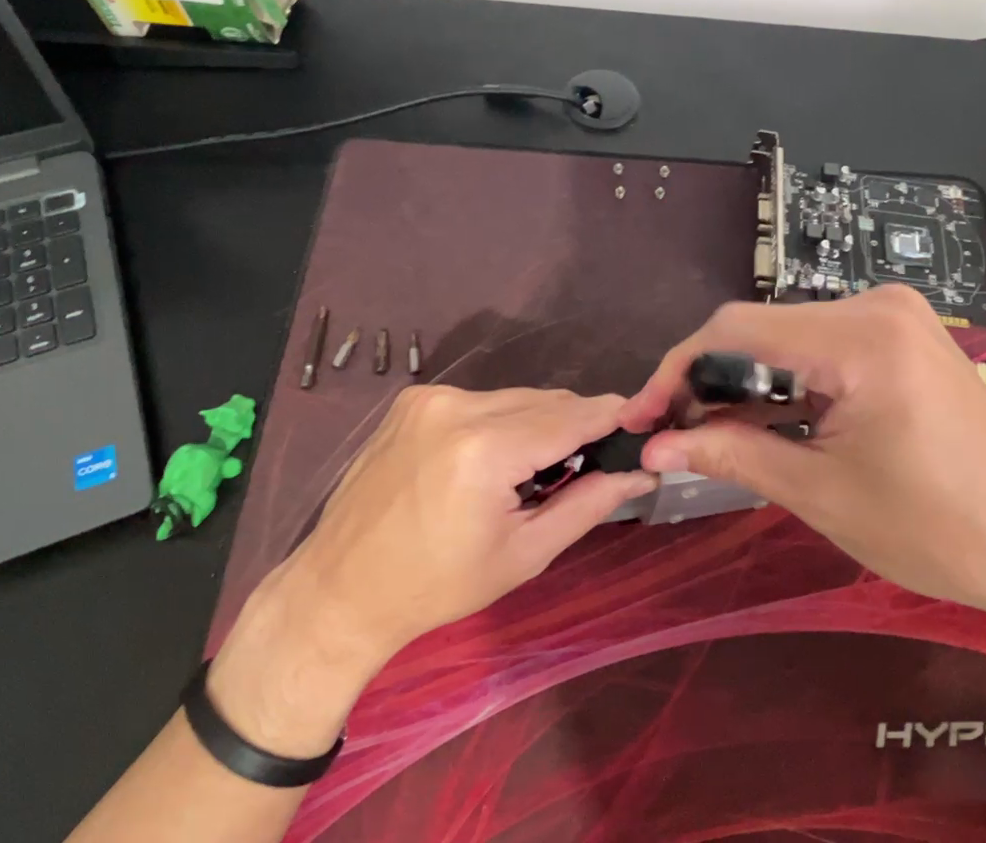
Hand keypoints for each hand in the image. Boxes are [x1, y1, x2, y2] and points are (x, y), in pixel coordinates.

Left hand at [208, 386, 656, 756]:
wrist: (343, 588)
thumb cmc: (439, 585)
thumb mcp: (524, 553)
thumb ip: (587, 504)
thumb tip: (638, 473)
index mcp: (486, 448)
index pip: (572, 415)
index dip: (612, 417)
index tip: (642, 425)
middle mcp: (456, 407)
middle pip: (545, 400)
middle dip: (576, 425)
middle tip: (591, 464)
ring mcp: (429, 399)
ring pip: (513, 397)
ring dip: (538, 423)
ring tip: (538, 470)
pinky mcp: (411, 402)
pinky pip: (480, 401)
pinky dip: (501, 421)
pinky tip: (496, 460)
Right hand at [619, 286, 985, 622]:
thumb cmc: (932, 530)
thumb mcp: (818, 492)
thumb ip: (730, 453)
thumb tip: (655, 447)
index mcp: (862, 338)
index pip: (736, 330)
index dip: (676, 372)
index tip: (642, 419)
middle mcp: (879, 306)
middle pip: (760, 329)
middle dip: (708, 380)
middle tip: (672, 435)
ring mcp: (897, 317)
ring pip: (787, 337)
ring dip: (744, 383)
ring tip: (709, 435)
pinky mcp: (904, 336)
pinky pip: (822, 347)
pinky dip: (786, 382)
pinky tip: (763, 421)